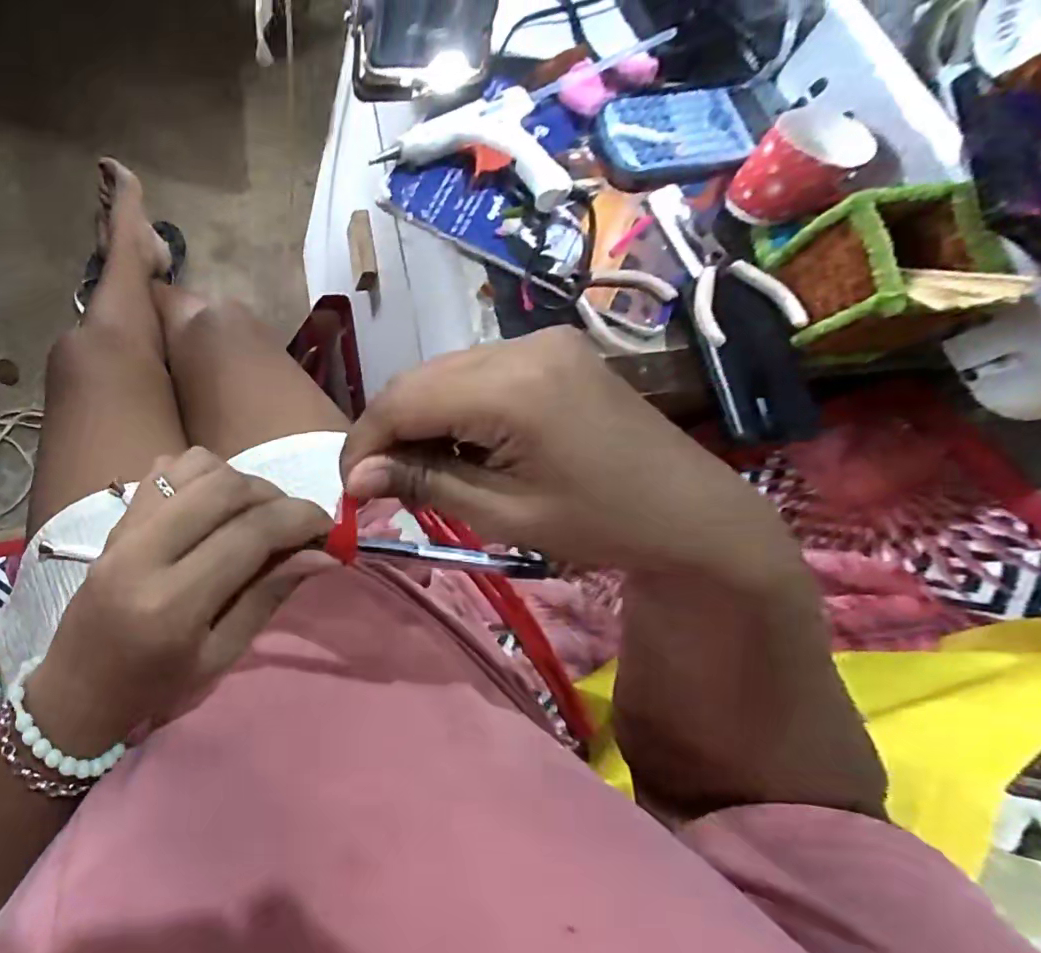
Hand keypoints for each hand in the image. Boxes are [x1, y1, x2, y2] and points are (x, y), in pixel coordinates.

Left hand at [25, 448, 336, 754]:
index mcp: (173, 604)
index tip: (327, 528)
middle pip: (224, 487)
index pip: (249, 534)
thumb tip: (321, 554)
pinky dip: (202, 476)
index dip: (299, 519)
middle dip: (274, 495)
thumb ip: (268, 597)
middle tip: (294, 523)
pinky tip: (213, 507)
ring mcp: (123, 531)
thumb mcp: (220, 656)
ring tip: (255, 514)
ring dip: (239, 480)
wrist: (78, 690)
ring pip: (195, 467)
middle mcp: (143, 554)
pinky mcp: (115, 521)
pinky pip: (165, 470)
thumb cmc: (155, 688)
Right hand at [339, 327, 800, 589]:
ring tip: (419, 468)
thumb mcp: (502, 514)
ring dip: (417, 418)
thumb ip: (423, 482)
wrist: (691, 511)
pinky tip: (460, 443)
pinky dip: (451, 407)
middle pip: (419, 379)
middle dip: (387, 430)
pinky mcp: (552, 348)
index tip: (349, 487)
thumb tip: (354, 477)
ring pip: (443, 373)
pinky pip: (475, 372)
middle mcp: (523, 345)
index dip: (364, 441)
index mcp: (513, 387)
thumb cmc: (598, 524)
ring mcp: (541, 340)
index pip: (403, 400)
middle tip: (377, 482)